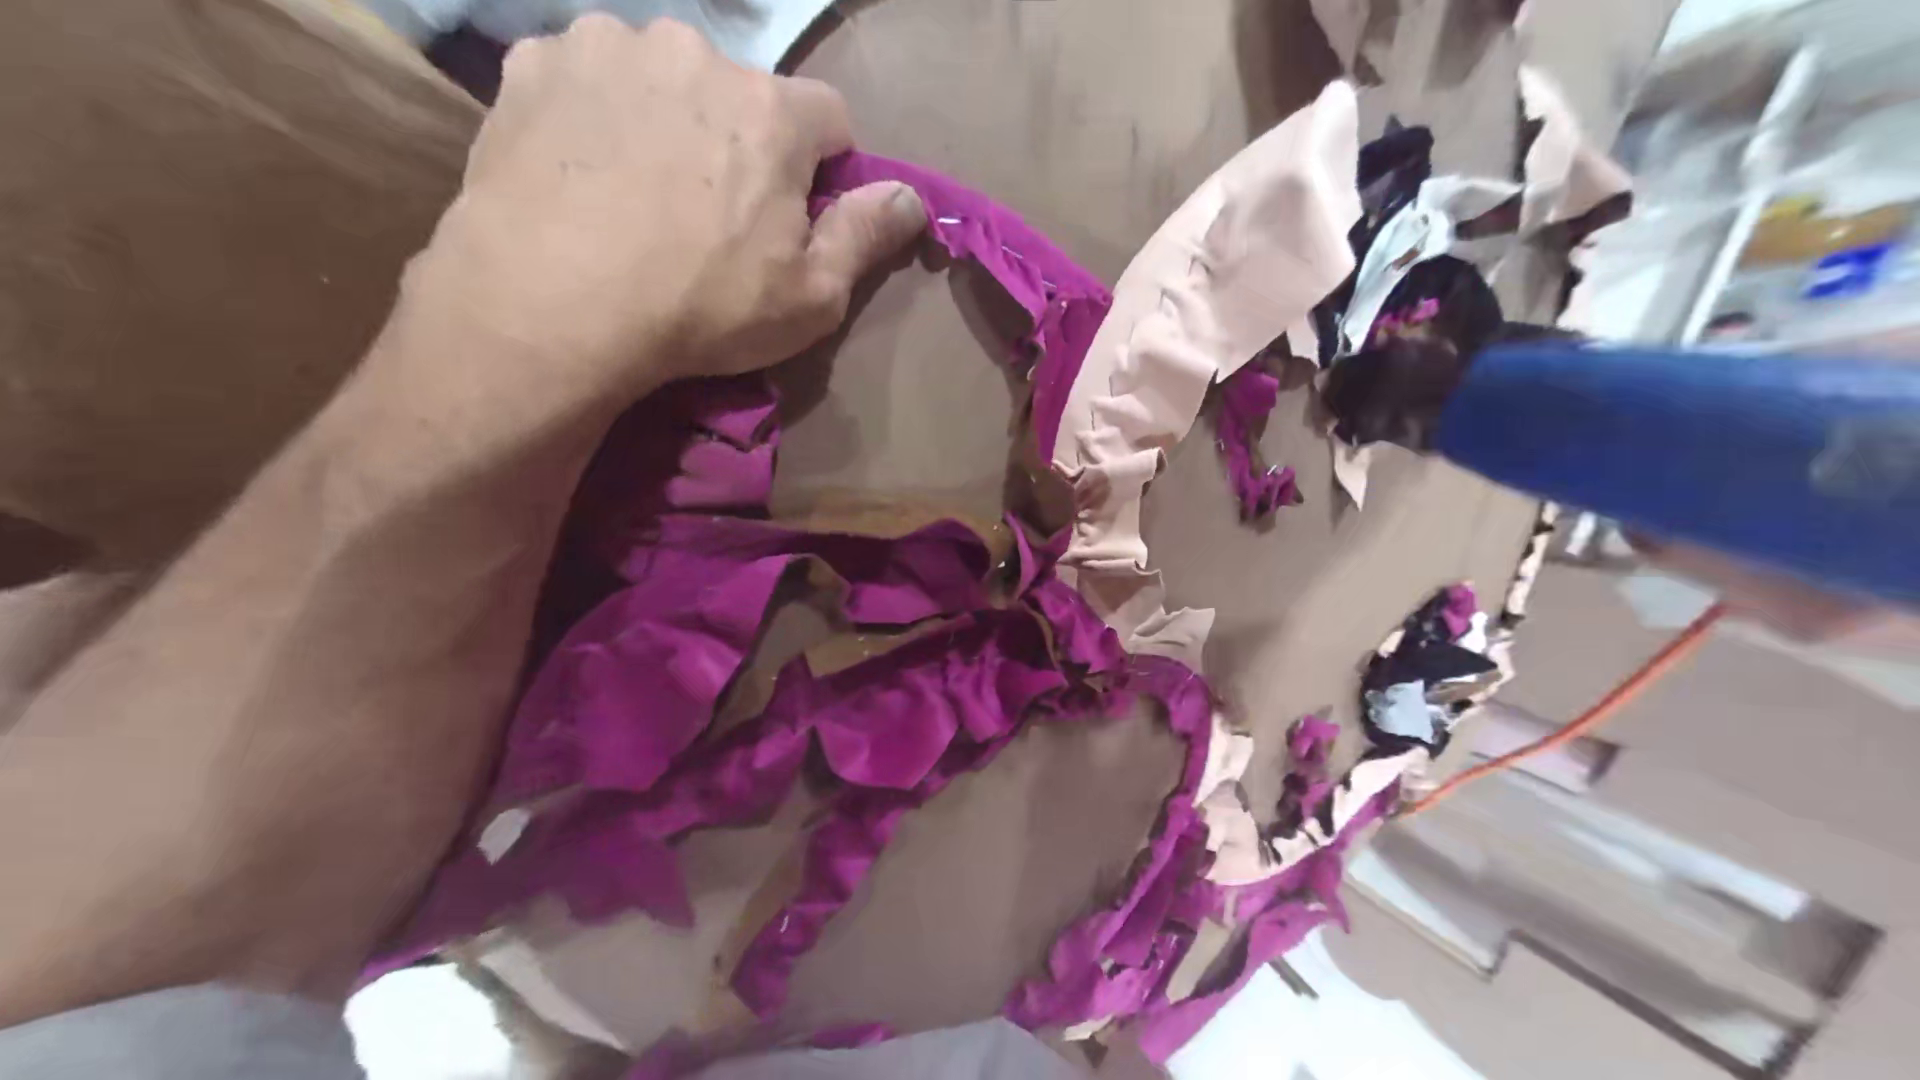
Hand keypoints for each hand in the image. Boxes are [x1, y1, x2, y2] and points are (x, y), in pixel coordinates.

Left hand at [395, 15, 924, 412]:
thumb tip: (912, 198)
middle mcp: (693, 51)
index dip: (825, 170)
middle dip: (743, 145)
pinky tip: (588, 176)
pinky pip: (592, 83)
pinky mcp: (533, 65)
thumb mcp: (811, 298)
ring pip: (666, 81)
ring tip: (644, 197)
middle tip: (714, 217)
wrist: (551, 309)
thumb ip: (866, 236)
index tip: (799, 215)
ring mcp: (605, 48)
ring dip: (671, 125)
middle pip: (743, 96)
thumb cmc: (701, 309)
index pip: (830, 117)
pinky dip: (601, 120)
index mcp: (770, 111)